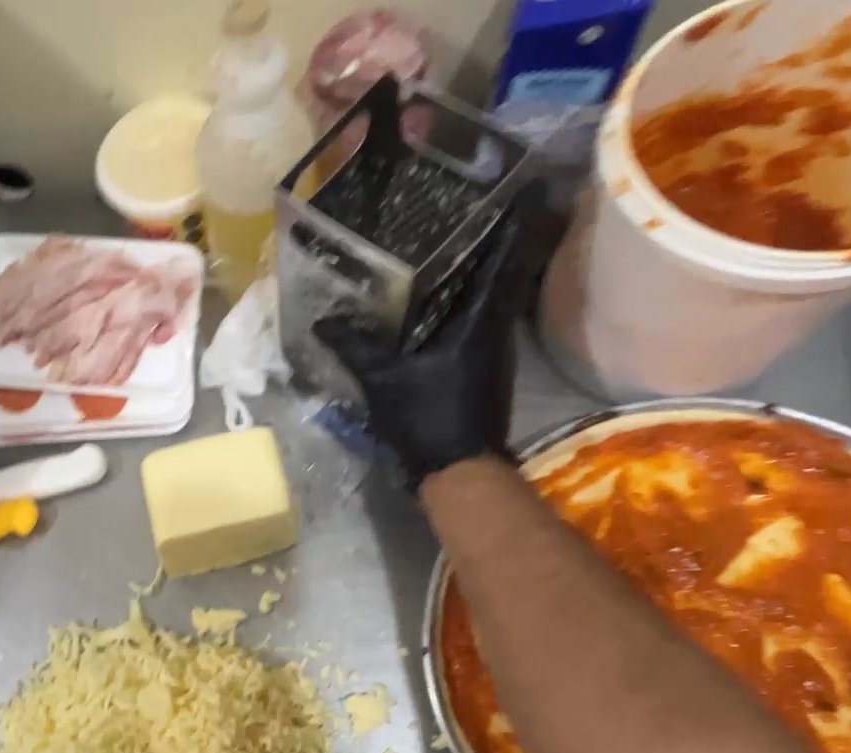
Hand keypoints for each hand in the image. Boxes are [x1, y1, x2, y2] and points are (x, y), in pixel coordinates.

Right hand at [311, 194, 544, 490]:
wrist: (459, 469)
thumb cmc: (428, 417)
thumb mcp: (383, 380)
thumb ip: (355, 347)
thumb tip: (322, 321)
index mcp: (479, 323)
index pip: (503, 261)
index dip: (516, 223)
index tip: (527, 185)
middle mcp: (494, 330)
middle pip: (503, 272)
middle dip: (498, 236)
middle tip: (482, 202)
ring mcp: (492, 351)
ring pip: (491, 296)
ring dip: (484, 267)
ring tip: (461, 238)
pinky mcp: (483, 368)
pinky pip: (478, 319)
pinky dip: (468, 298)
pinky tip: (444, 295)